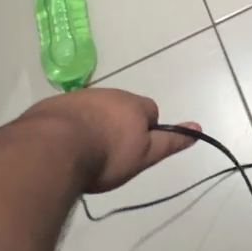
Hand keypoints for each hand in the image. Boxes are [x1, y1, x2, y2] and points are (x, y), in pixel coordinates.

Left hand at [24, 88, 197, 193]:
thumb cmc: (106, 155)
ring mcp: (80, 98)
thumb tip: (198, 129)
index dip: (145, 131)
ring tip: (82, 154)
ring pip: (93, 110)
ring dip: (92, 125)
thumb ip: (169, 142)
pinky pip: (66, 114)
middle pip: (121, 108)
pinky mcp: (53, 106)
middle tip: (108, 155)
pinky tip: (60, 148)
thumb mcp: (143, 155)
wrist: (53, 148)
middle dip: (118, 126)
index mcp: (133, 105)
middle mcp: (110, 94)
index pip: (150, 112)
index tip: (133, 152)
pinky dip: (67, 127)